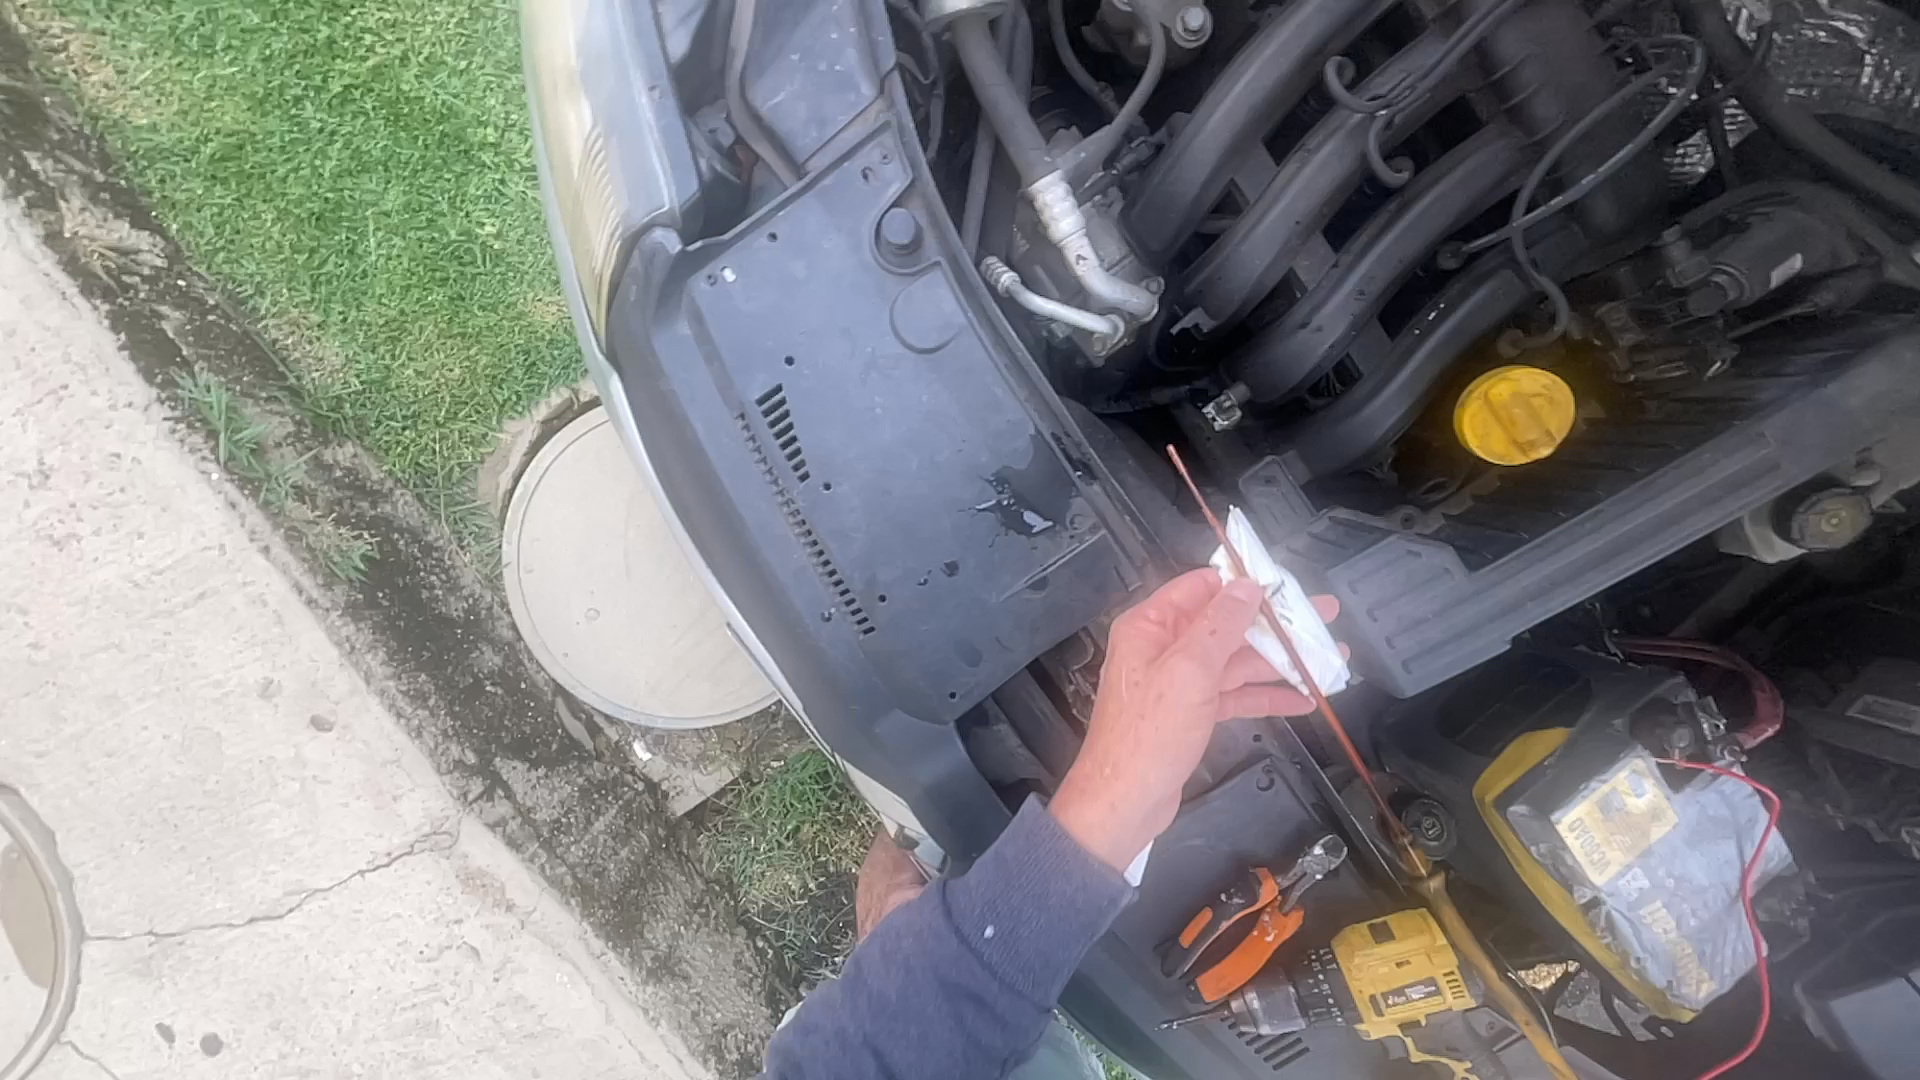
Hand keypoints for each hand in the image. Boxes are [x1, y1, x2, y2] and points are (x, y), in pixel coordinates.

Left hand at [1049, 569, 1338, 871]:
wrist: (1125, 801)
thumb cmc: (1146, 737)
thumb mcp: (1188, 671)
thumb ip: (1219, 626)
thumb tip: (1245, 587)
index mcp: (1150, 627)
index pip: (1200, 588)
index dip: (1242, 584)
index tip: (1285, 585)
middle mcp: (1161, 648)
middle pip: (1225, 625)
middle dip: (1274, 624)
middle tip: (1322, 619)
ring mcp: (1177, 682)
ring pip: (1234, 661)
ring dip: (1279, 661)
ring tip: (1326, 659)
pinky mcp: (1190, 712)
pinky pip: (1233, 694)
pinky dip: (1266, 695)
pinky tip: (1302, 698)